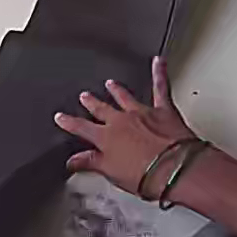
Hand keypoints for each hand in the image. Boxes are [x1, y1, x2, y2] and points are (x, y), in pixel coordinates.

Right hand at [54, 55, 203, 197]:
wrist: (175, 169)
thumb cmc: (146, 175)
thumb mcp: (111, 173)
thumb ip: (91, 163)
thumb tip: (74, 162)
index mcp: (105, 137)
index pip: (80, 127)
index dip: (69, 122)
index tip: (61, 117)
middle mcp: (120, 121)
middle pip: (101, 109)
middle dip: (91, 103)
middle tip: (84, 97)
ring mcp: (141, 113)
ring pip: (124, 97)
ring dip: (116, 90)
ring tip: (110, 84)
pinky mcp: (162, 111)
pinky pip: (160, 88)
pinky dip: (159, 73)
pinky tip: (158, 62)